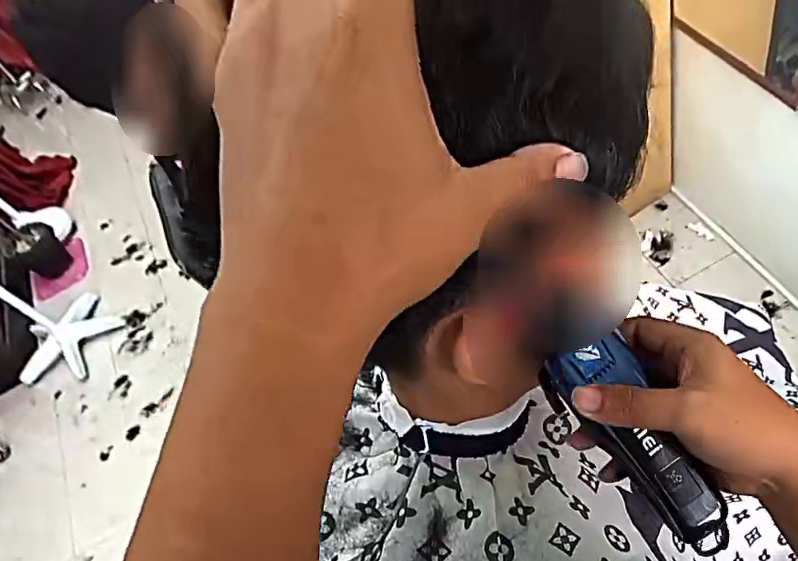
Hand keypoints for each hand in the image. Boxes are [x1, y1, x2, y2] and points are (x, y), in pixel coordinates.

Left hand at [209, 0, 588, 337]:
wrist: (294, 295)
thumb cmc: (375, 252)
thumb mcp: (467, 213)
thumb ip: (525, 177)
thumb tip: (570, 164)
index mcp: (366, 34)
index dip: (413, 7)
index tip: (429, 25)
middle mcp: (297, 20)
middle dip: (378, 9)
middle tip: (403, 36)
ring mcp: (251, 45)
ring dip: (324, 8)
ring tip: (358, 37)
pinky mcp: (227, 81)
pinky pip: (238, 9)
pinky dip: (273, 16)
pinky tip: (298, 46)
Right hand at [567, 317, 797, 495]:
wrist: (782, 471)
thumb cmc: (756, 428)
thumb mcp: (685, 410)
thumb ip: (633, 404)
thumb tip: (590, 396)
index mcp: (691, 349)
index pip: (636, 332)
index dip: (604, 343)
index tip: (576, 361)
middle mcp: (686, 373)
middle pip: (630, 372)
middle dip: (602, 389)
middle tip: (577, 404)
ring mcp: (684, 406)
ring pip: (636, 408)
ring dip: (612, 423)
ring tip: (588, 436)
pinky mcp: (683, 435)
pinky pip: (647, 435)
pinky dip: (630, 447)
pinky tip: (616, 461)